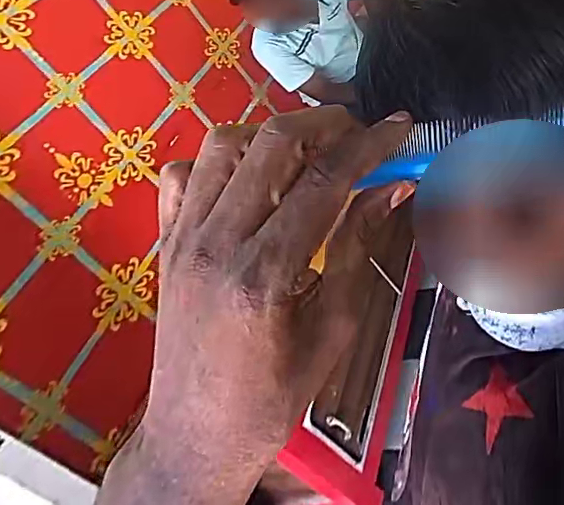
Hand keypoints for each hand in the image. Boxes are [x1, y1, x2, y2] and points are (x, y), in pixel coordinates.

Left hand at [101, 108, 411, 504]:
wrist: (193, 439)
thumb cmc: (272, 397)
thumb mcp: (334, 328)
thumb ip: (359, 246)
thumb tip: (394, 186)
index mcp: (264, 273)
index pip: (325, 179)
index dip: (370, 144)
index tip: (398, 127)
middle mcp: (216, 242)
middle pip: (273, 142)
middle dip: (325, 124)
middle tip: (356, 136)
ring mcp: (182, 236)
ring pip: (224, 143)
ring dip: (274, 135)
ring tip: (306, 154)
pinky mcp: (164, 238)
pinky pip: (184, 171)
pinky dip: (220, 160)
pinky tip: (249, 179)